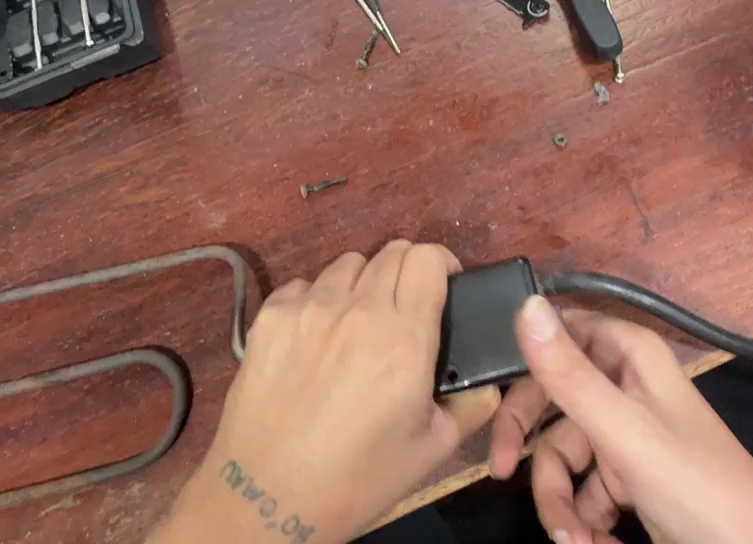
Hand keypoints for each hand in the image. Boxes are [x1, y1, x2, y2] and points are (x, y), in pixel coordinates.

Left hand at [151, 241, 499, 543]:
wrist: (265, 500)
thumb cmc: (355, 479)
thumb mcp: (432, 451)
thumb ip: (471, 404)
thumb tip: (486, 378)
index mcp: (404, 338)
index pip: (428, 258)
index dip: (442, 264)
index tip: (444, 285)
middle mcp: (359, 309)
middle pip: (393, 251)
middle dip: (408, 272)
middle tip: (405, 309)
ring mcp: (310, 307)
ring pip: (350, 263)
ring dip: (363, 283)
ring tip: (358, 322)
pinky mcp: (272, 315)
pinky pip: (306, 285)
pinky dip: (318, 300)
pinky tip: (315, 338)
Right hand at [488, 297, 752, 543]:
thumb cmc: (695, 487)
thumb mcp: (624, 432)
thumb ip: (569, 374)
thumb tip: (524, 303)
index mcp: (629, 353)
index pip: (559, 334)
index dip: (524, 364)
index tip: (490, 401)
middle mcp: (627, 382)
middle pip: (553, 399)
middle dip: (533, 446)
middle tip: (500, 473)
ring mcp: (630, 431)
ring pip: (565, 451)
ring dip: (560, 501)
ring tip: (575, 542)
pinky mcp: (633, 476)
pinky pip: (586, 487)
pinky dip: (583, 519)